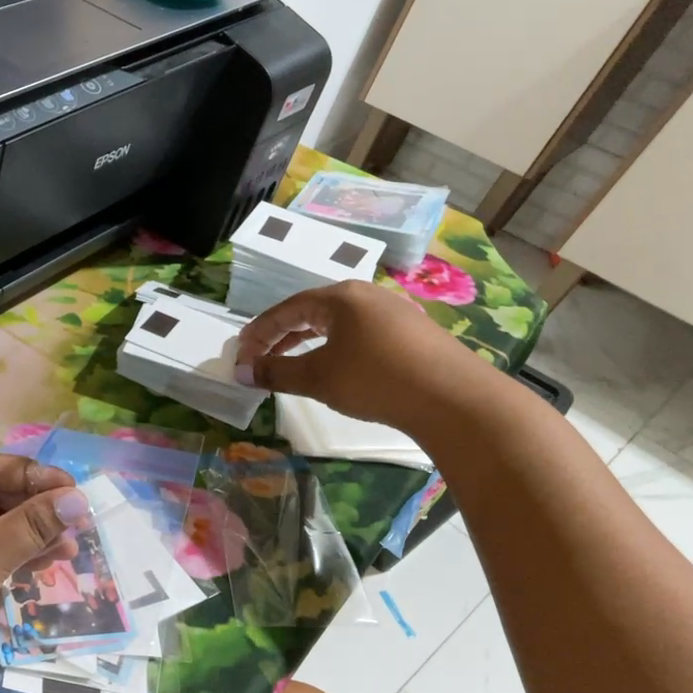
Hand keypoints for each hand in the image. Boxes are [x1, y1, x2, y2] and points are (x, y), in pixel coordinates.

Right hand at [232, 281, 507, 434]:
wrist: (453, 397)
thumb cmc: (375, 380)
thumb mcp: (317, 378)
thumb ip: (275, 373)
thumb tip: (241, 372)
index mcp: (339, 298)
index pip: (286, 309)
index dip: (259, 331)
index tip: (240, 353)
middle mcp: (365, 295)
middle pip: (311, 310)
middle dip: (281, 334)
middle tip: (259, 357)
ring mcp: (392, 311)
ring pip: (337, 321)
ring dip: (307, 340)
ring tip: (290, 362)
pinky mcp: (411, 331)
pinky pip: (359, 331)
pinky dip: (334, 345)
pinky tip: (334, 365)